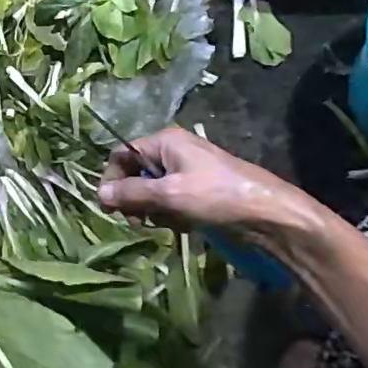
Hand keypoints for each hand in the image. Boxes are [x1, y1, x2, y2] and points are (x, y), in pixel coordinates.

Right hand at [97, 127, 326, 242]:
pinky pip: (170, 201)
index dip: (112, 178)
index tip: (110, 205)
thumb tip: (99, 193)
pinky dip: (170, 215)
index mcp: (165, 141)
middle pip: (135, 174)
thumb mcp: (168, 194)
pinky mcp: (199, 191)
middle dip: (134, 199)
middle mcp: (174, 152)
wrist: (268, 214)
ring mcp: (188, 172)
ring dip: (152, 210)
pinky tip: (182, 226)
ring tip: (167, 223)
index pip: (122, 153)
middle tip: (138, 221)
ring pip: (152, 191)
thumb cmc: (216, 196)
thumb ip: (131, 193)